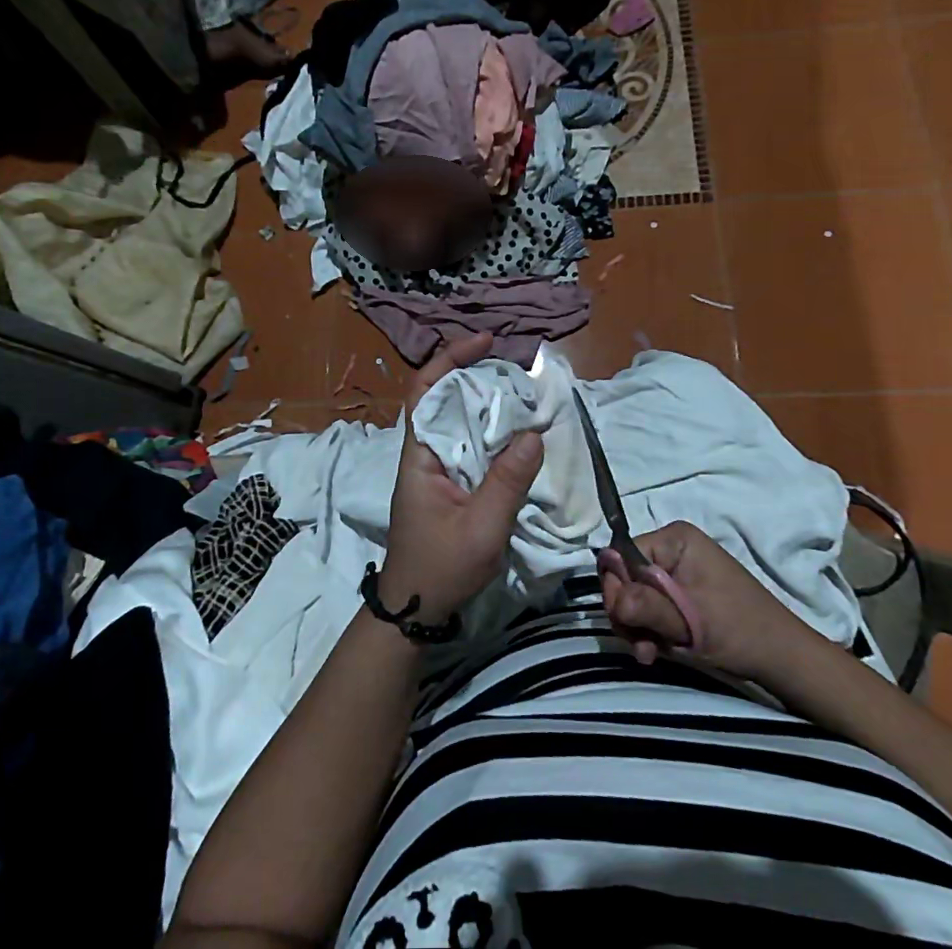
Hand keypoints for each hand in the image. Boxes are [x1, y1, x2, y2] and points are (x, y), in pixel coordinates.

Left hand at [378, 333, 544, 623]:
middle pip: (444, 399)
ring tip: (522, 392)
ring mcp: (435, 471)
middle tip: (516, 366)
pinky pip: (469, 448)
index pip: (426, 392)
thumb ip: (507, 481)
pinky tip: (516, 433)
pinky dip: (491, 433)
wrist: (416, 609)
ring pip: (458, 423)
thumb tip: (534, 434)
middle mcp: (424, 456)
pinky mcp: (448, 487)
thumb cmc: (442, 568)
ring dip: (486, 403)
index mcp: (420, 457)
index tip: (487, 342)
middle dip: (476, 375)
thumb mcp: (482, 527)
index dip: (452, 359)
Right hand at [600, 522, 825, 682]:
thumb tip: (612, 596)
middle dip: (628, 615)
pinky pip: (651, 606)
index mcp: (675, 539)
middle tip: (643, 646)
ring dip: (638, 628)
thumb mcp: (687, 621)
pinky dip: (650, 630)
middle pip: (624, 578)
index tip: (626, 624)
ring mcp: (678, 570)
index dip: (616, 591)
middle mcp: (673, 547)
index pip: (620, 557)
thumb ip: (646, 607)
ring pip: (634, 597)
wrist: (779, 655)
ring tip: (652, 653)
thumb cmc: (737, 631)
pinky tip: (658, 650)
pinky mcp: (682, 591)